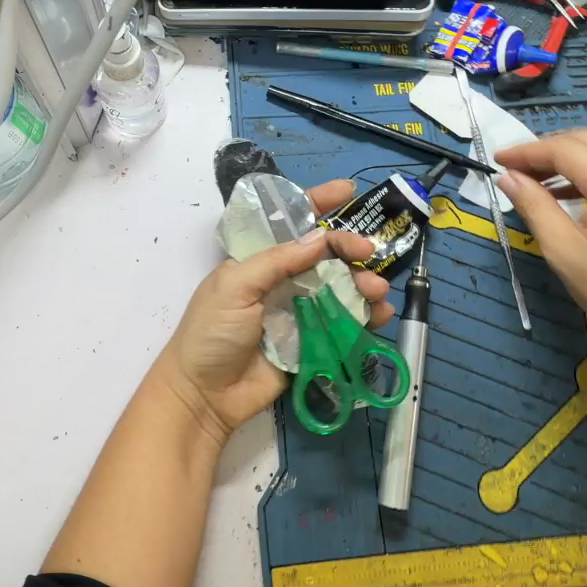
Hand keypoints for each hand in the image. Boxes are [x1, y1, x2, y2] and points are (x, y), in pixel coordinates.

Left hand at [159, 180, 394, 442]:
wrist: (205, 396)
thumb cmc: (211, 333)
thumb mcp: (235, 286)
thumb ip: (278, 261)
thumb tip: (321, 237)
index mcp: (259, 261)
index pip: (291, 224)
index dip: (318, 204)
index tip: (347, 190)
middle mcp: (283, 281)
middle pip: (324, 256)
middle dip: (349, 249)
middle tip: (370, 251)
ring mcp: (300, 312)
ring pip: (339, 289)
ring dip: (361, 284)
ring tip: (376, 290)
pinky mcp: (313, 343)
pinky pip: (344, 324)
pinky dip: (365, 317)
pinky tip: (380, 314)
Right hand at [495, 130, 586, 344]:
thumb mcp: (564, 250)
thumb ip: (534, 206)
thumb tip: (508, 178)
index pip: (564, 149)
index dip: (526, 152)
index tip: (497, 160)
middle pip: (586, 141)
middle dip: (546, 150)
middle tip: (515, 169)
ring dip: (568, 159)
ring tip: (535, 181)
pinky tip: (567, 193)